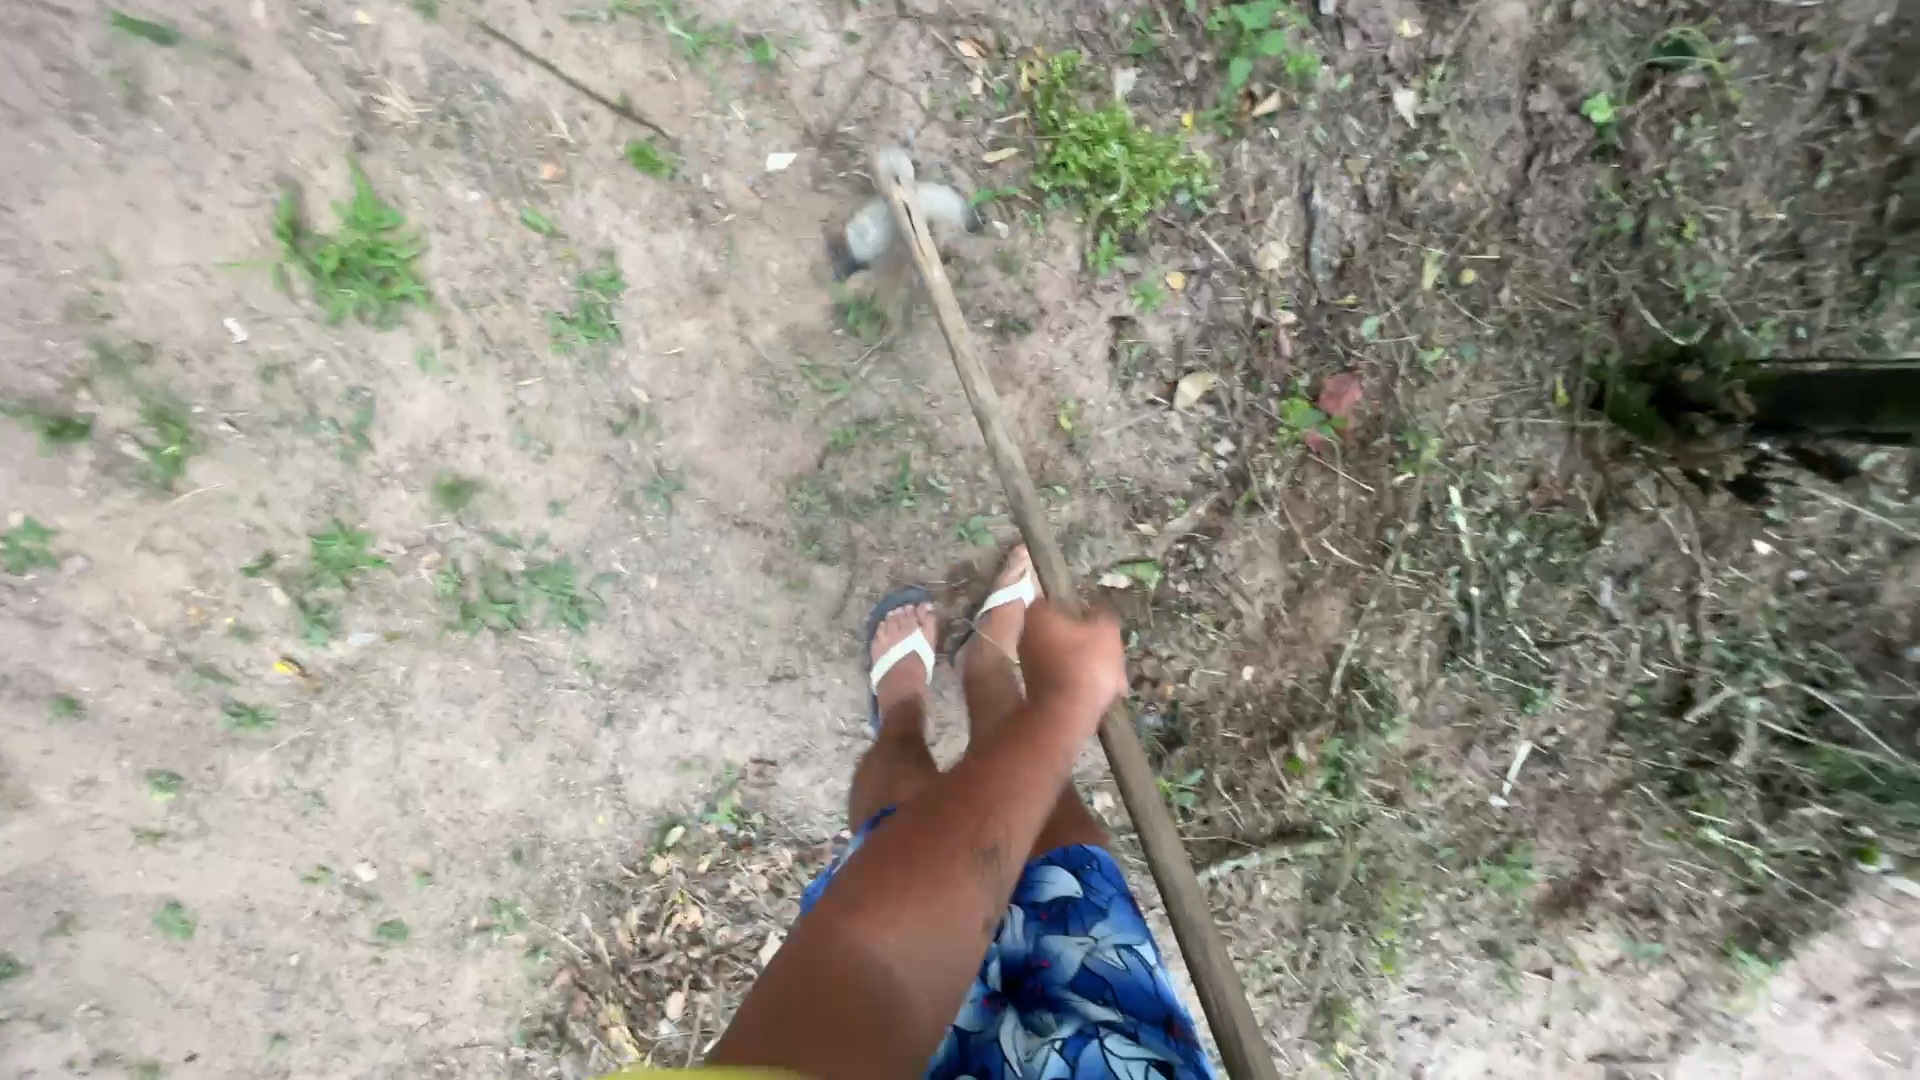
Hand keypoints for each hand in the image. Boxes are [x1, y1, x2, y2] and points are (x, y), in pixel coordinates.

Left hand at [1018, 600, 1126, 734]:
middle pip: (1060, 632)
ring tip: (1113, 676)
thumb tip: (1096, 614)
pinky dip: (1079, 683)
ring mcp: (1027, 666)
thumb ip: (1102, 616)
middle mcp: (1025, 637)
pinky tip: (1102, 692)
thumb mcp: (1106, 631)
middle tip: (1108, 650)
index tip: (1092, 619)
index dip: (1075, 609)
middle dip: (1084, 641)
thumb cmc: (1085, 663)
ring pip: (1064, 657)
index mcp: (1036, 616)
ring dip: (1086, 664)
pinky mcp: (1035, 689)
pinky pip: (1062, 679)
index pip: (1052, 602)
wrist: (1066, 714)